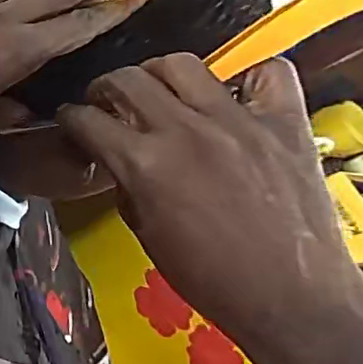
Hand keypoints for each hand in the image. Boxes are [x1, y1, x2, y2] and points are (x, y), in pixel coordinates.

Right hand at [56, 55, 362, 350]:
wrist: (292, 298)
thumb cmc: (207, 276)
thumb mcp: (141, 229)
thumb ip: (123, 181)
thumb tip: (115, 156)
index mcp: (143, 163)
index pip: (86, 118)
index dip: (69, 118)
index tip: (71, 122)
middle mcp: (185, 130)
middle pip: (127, 79)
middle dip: (105, 88)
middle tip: (108, 103)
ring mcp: (238, 120)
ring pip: (182, 64)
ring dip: (159, 75)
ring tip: (161, 94)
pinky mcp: (285, 123)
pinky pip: (268, 72)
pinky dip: (248, 77)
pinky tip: (235, 98)